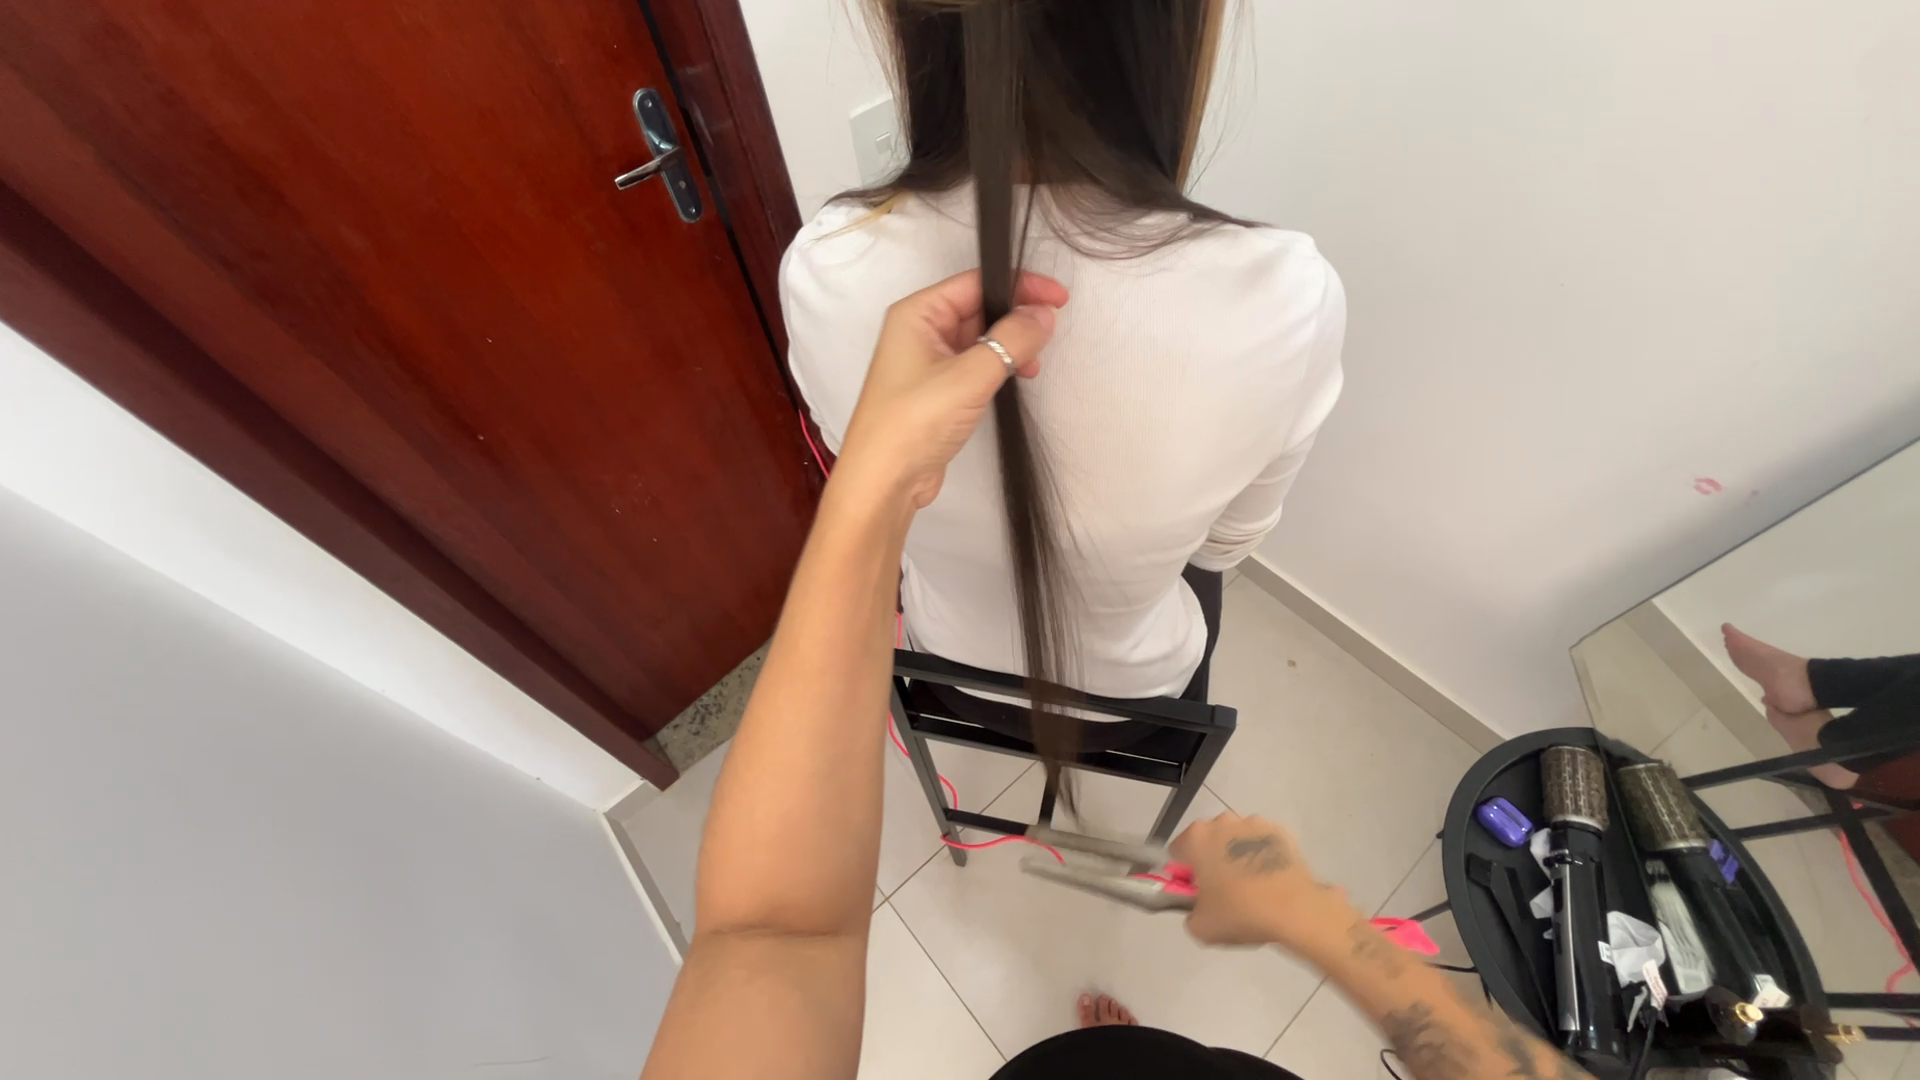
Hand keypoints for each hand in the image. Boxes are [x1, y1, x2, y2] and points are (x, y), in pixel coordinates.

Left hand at [832, 269, 1067, 510]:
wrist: (884, 482)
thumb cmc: (913, 423)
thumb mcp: (968, 376)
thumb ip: (1010, 341)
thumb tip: (1043, 316)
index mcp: (917, 314)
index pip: (975, 283)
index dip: (1018, 286)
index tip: (1058, 298)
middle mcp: (920, 332)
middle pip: (979, 308)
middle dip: (1016, 319)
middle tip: (1049, 334)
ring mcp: (928, 363)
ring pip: (980, 340)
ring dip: (1010, 347)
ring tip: (1034, 364)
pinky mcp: (939, 392)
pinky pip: (976, 366)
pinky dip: (1000, 368)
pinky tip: (1018, 379)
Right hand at [1171, 812, 1358, 950]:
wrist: (1296, 910)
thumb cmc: (1241, 912)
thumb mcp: (1201, 927)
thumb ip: (1189, 913)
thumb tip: (1197, 908)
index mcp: (1195, 838)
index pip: (1177, 852)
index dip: (1185, 874)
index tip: (1198, 893)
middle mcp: (1221, 822)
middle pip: (1207, 841)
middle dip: (1211, 861)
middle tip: (1224, 892)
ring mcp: (1252, 823)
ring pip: (1236, 839)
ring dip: (1237, 856)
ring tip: (1253, 888)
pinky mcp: (1280, 831)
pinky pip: (1262, 843)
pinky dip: (1263, 856)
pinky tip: (1271, 880)